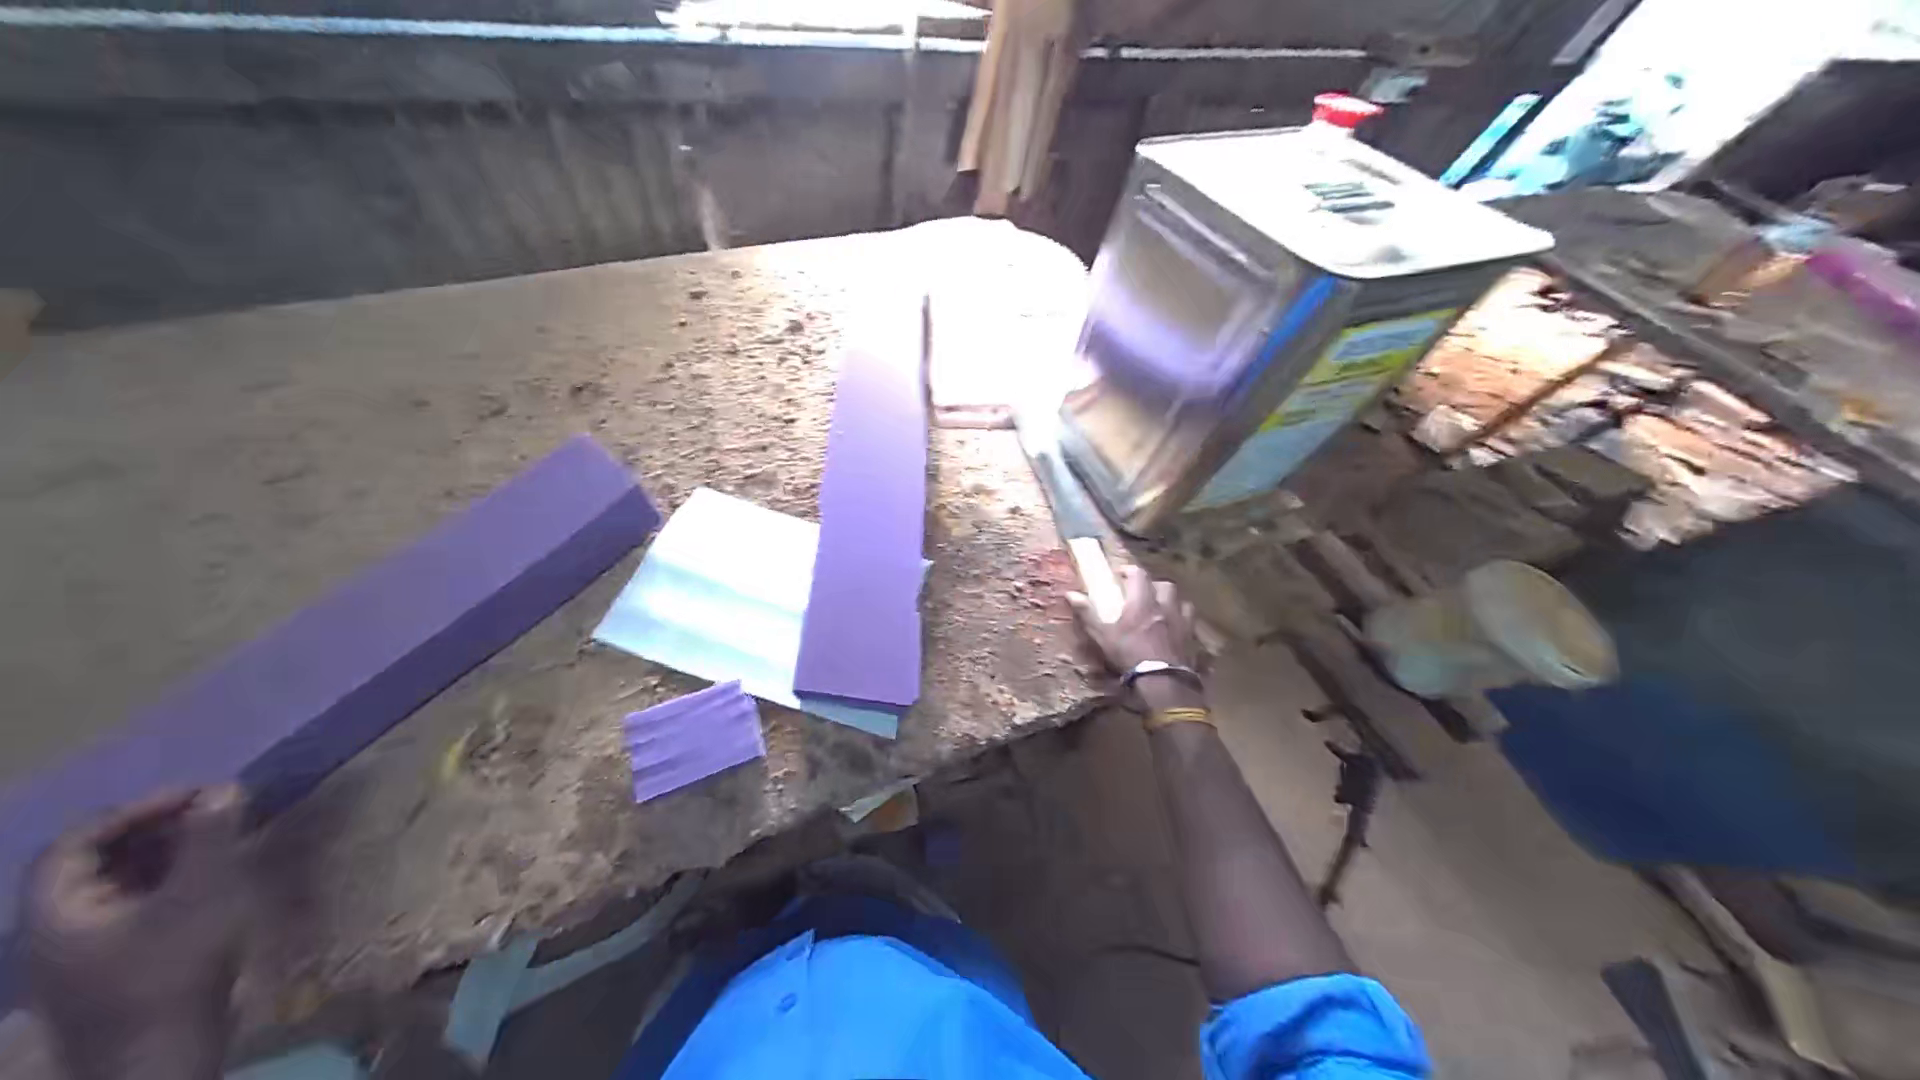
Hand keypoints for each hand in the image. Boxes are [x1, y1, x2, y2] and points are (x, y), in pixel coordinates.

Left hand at [24, 786, 248, 1079]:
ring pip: (117, 880)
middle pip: (93, 860)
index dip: (134, 811)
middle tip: (214, 808)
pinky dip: (169, 875)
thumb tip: (223, 787)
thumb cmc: (174, 969)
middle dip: (155, 827)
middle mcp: (55, 927)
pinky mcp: (113, 960)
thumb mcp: (199, 896)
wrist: (162, 1054)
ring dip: (166, 849)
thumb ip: (209, 839)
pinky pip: (133, 901)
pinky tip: (208, 871)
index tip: (196, 793)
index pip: (75, 844)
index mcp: (57, 913)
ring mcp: (82, 948)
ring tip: (219, 833)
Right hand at [1067, 565, 1200, 674]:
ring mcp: (1182, 623)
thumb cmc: (1129, 656)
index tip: (1122, 574)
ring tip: (1164, 609)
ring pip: (1183, 602)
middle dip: (1155, 585)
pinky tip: (1177, 630)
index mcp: (1142, 603)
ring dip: (1173, 602)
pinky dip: (1184, 621)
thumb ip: (1088, 614)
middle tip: (1145, 593)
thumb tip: (1070, 594)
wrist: (1163, 682)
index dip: (1130, 571)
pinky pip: (1192, 623)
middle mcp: (1165, 607)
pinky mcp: (1193, 639)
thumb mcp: (1102, 637)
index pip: (1139, 575)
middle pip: (1166, 585)